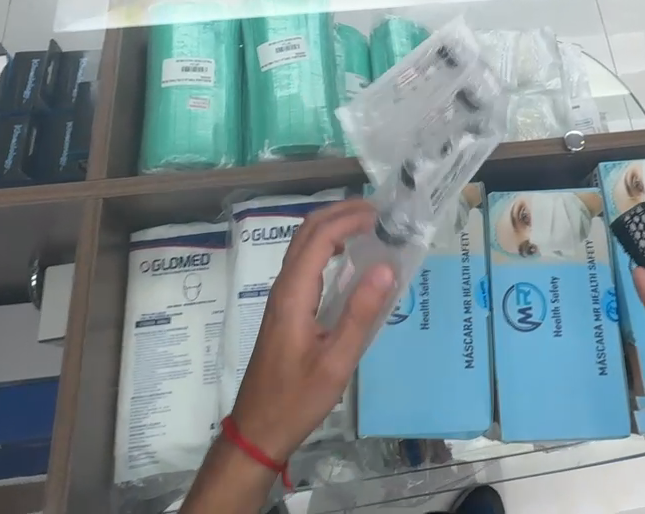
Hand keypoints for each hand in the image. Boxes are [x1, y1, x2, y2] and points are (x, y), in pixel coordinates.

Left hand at [227, 199, 395, 461]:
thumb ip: (360, 314)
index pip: (320, 237)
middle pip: (308, 231)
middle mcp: (284, 286)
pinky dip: (328, 245)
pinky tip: (350, 257)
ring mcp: (282, 296)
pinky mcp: (286, 307)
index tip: (382, 216)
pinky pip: (305, 261)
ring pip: (304, 243)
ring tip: (369, 226)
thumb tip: (387, 267)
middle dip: (342, 212)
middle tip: (379, 212)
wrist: (257, 431)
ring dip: (334, 225)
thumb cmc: (297, 399)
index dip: (349, 218)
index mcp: (293, 293)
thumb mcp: (336, 363)